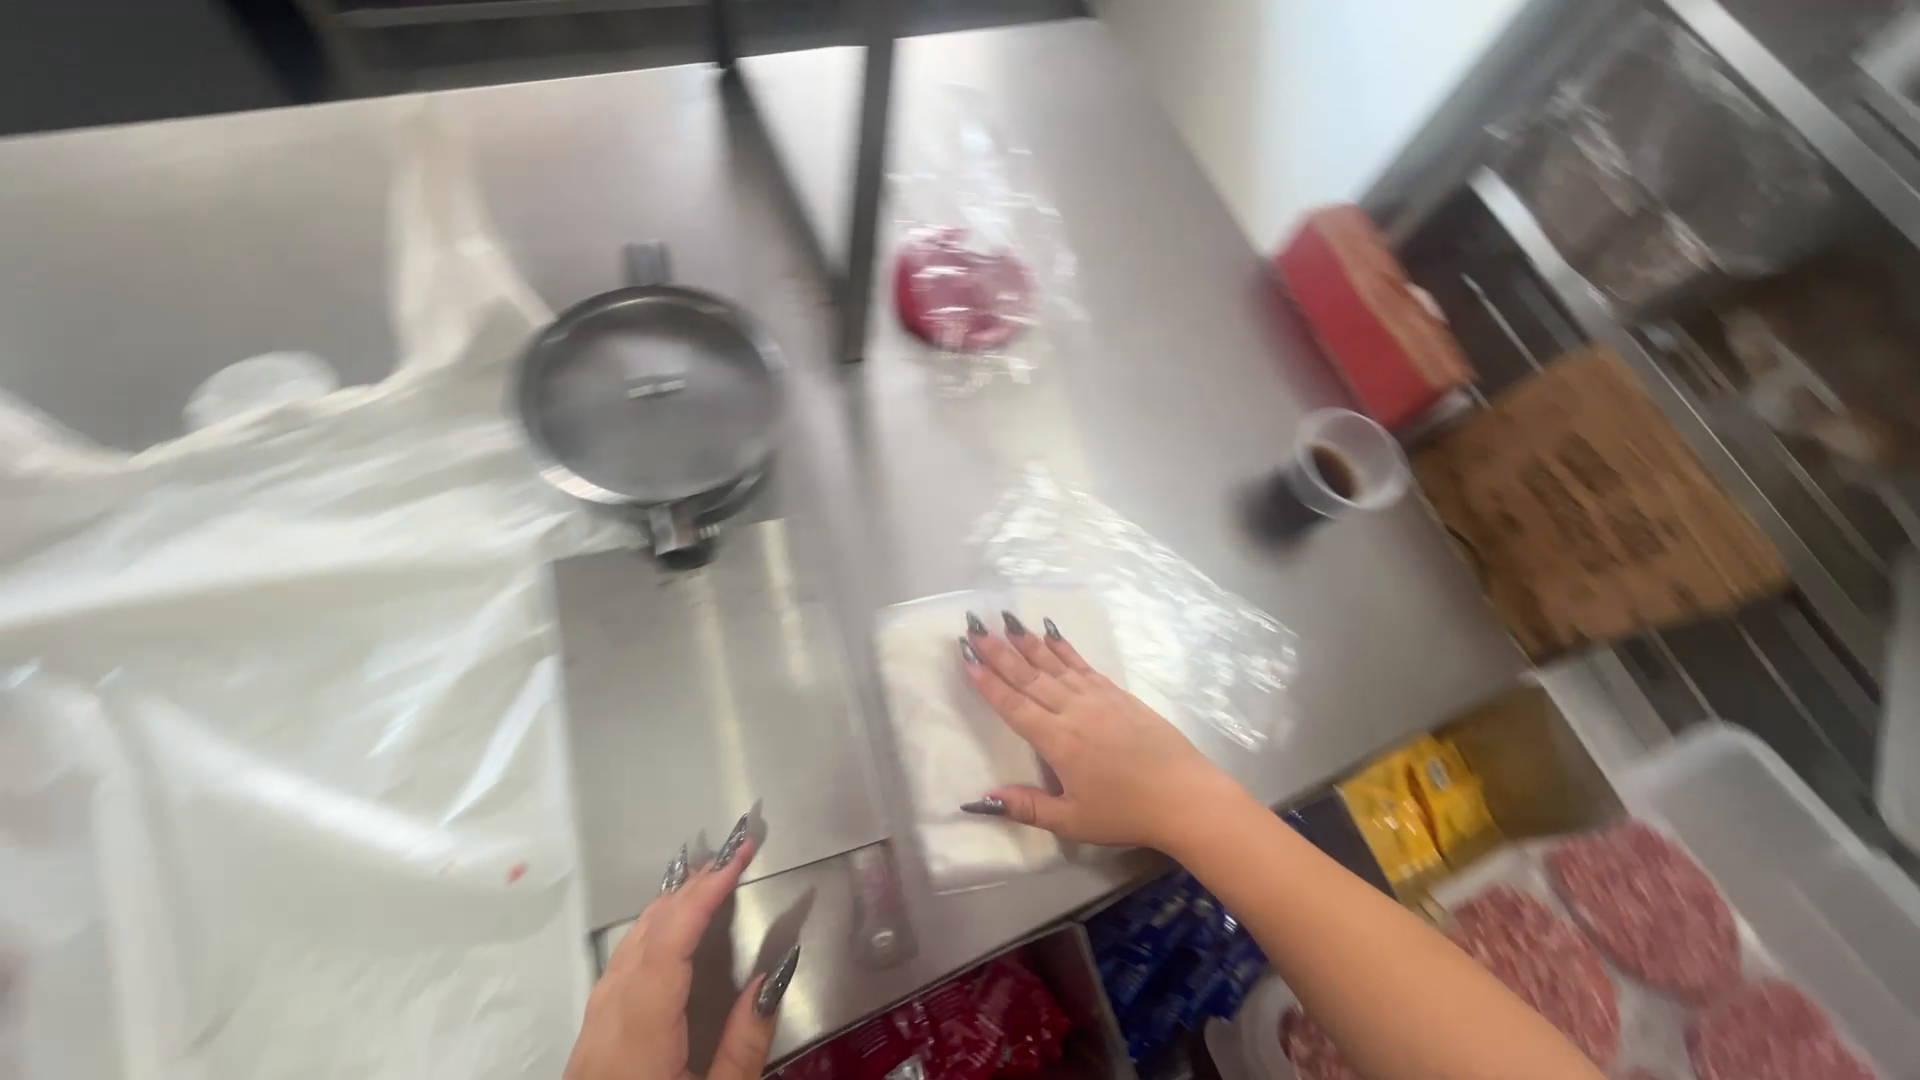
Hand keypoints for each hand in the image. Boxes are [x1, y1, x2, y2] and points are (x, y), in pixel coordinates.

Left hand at [564, 826, 799, 1079]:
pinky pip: (621, 961)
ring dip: (669, 902)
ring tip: (707, 878)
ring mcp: (595, 1024)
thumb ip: (744, 1043)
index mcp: (641, 1032)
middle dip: (693, 885)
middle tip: (733, 853)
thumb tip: (771, 977)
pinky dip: (651, 928)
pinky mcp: (591, 1035)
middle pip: (648, 931)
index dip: (705, 891)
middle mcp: (610, 1017)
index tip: (738, 857)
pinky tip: (665, 928)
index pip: (671, 939)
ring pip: (630, 943)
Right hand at [959, 612, 1250, 851]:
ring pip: (1054, 664)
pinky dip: (1064, 648)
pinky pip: (1083, 665)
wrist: (1185, 795)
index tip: (966, 657)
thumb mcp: (1073, 821)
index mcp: (1058, 742)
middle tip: (975, 626)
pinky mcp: (1118, 694)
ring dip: (1027, 642)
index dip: (987, 681)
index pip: (1013, 705)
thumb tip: (982, 799)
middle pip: (1028, 676)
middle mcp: (1074, 711)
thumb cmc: (1126, 813)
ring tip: (1005, 620)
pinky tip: (1050, 634)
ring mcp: (1098, 698)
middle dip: (998, 651)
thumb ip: (1027, 807)